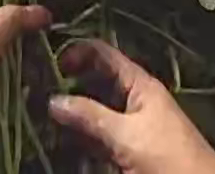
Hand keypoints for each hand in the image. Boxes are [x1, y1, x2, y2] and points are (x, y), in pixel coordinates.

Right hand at [49, 41, 214, 173]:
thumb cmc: (171, 163)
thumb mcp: (127, 138)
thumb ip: (89, 116)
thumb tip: (51, 100)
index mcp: (139, 84)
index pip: (101, 52)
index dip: (75, 52)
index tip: (52, 67)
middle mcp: (136, 99)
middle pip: (97, 80)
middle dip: (71, 85)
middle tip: (43, 94)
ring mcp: (136, 127)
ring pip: (98, 110)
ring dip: (76, 114)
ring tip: (50, 119)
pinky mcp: (135, 152)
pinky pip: (104, 136)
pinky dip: (87, 137)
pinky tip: (69, 143)